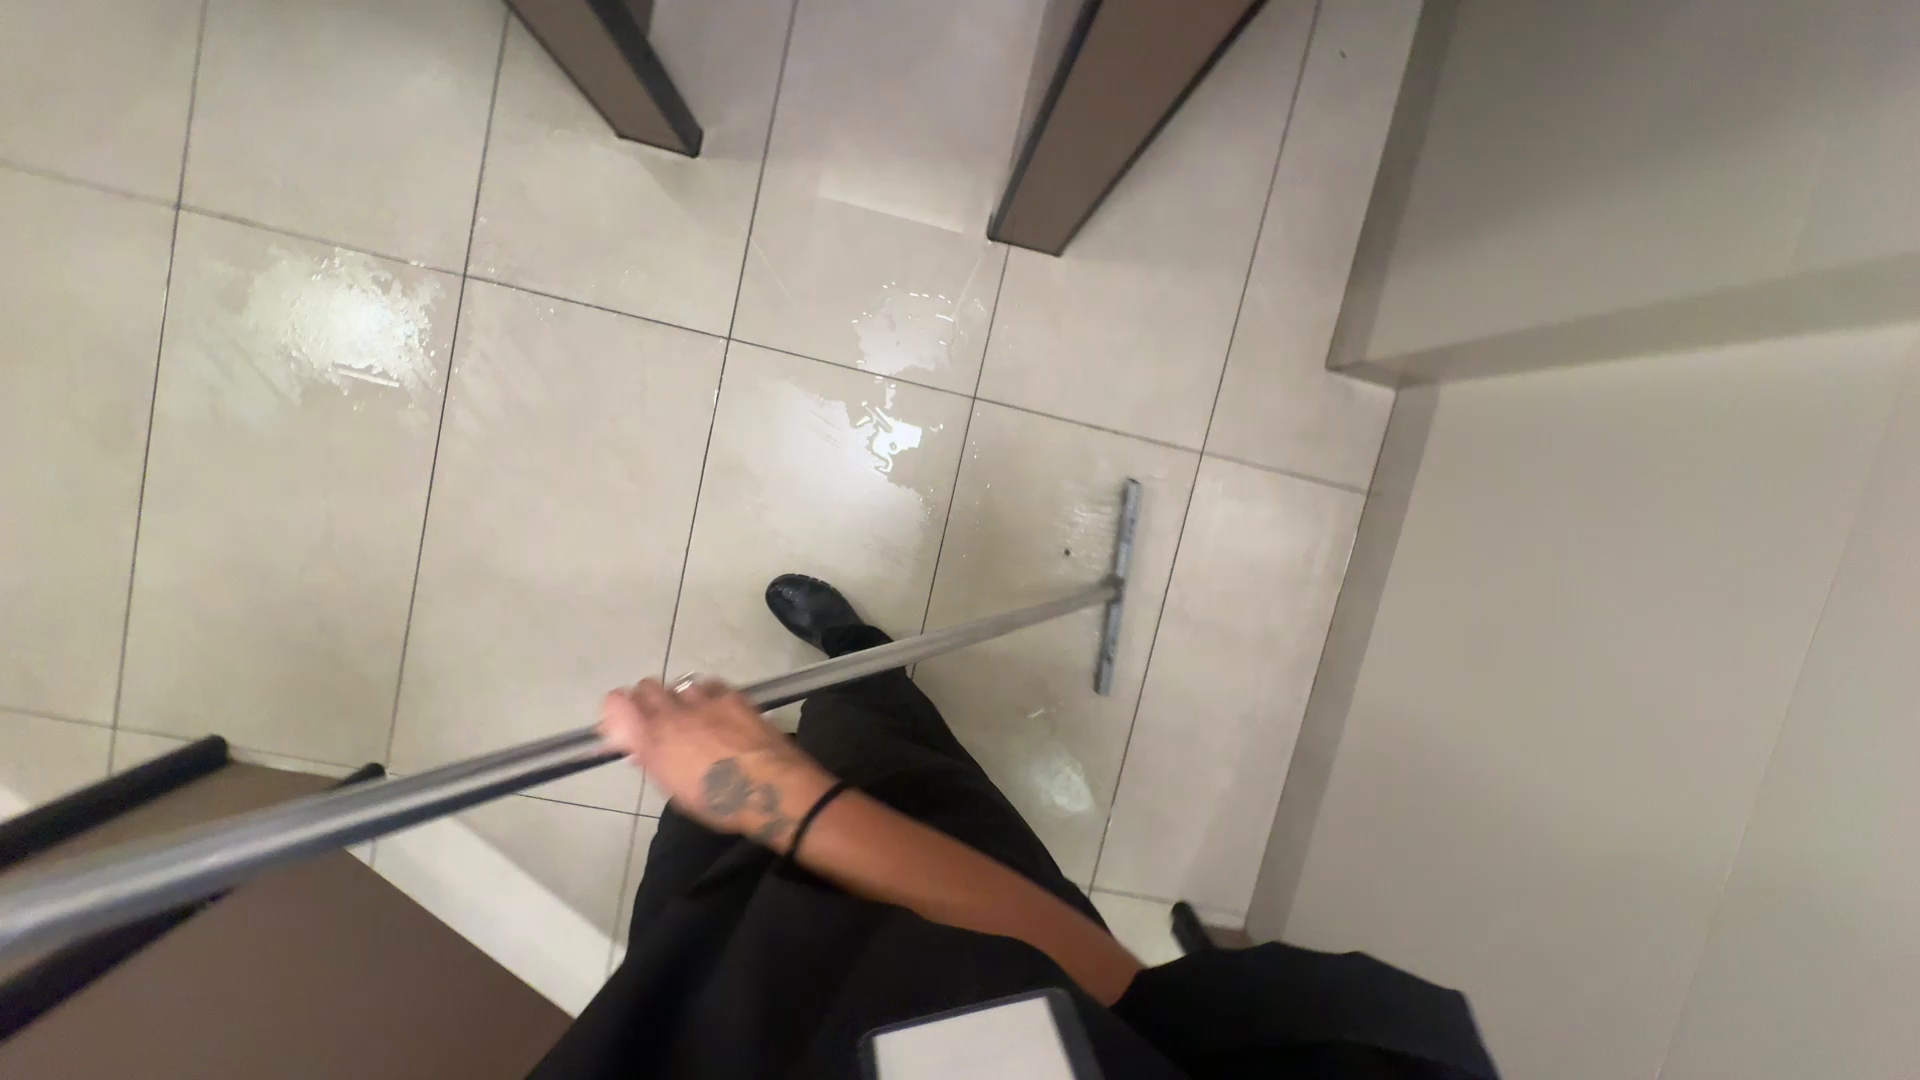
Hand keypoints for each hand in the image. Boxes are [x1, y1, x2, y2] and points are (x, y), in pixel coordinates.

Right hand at [599, 677, 835, 850]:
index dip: (618, 709)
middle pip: (646, 687)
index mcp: (654, 740)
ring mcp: (706, 700)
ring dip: (680, 698)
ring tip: (693, 717)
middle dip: (647, 701)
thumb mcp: (675, 789)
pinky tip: (716, 711)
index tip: (624, 722)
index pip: (617, 703)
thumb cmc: (720, 801)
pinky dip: (707, 695)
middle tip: (659, 720)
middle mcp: (675, 713)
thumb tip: (637, 746)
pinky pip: (709, 685)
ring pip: (679, 685)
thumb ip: (653, 760)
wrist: (771, 787)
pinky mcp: (733, 695)